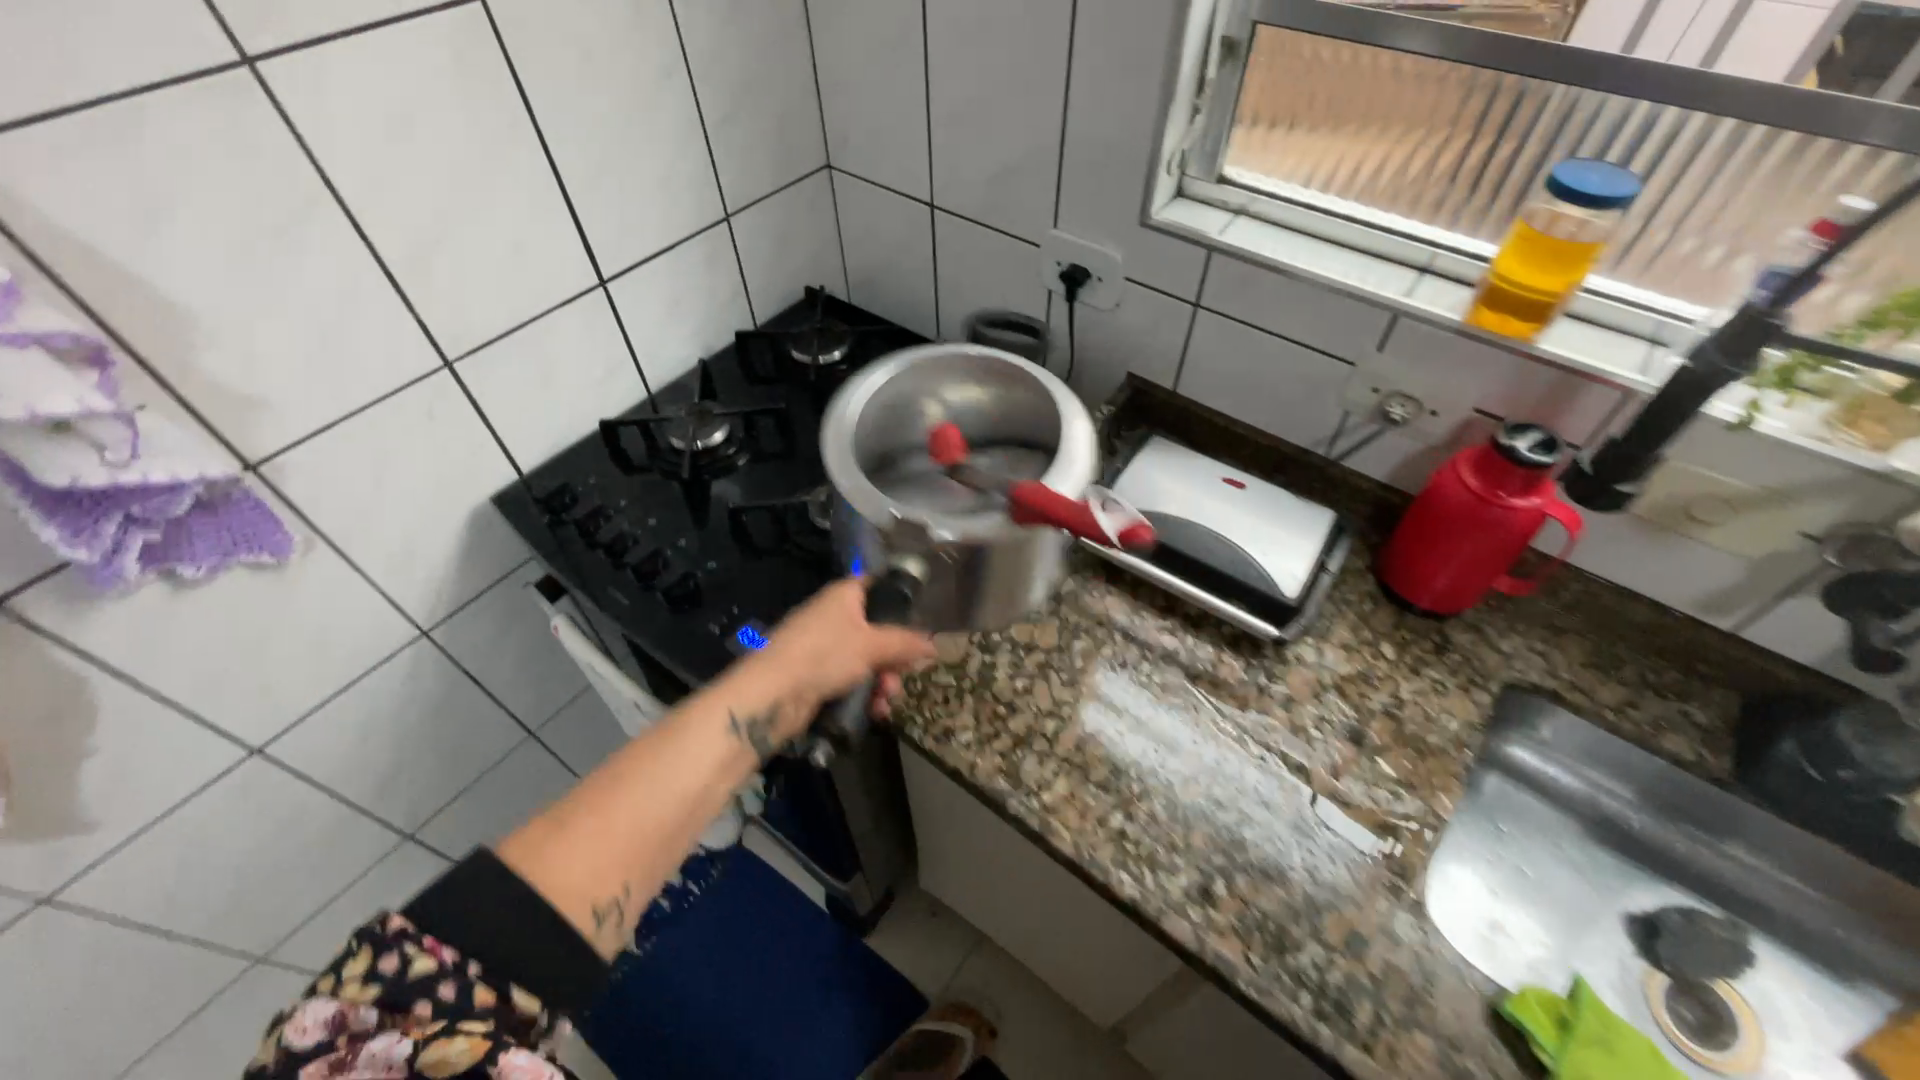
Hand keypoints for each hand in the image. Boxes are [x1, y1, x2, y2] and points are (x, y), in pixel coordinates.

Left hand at [751, 577, 937, 735]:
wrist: (772, 694)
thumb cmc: (824, 654)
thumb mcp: (873, 645)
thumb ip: (906, 643)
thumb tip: (935, 645)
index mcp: (843, 596)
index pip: (876, 586)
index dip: (898, 600)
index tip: (919, 623)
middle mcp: (833, 617)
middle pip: (876, 631)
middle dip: (894, 658)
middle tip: (903, 675)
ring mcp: (822, 648)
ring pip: (866, 661)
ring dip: (882, 682)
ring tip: (885, 700)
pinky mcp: (816, 677)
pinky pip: (850, 682)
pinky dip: (864, 695)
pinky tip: (875, 712)